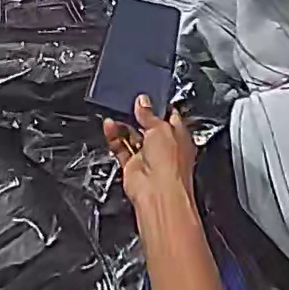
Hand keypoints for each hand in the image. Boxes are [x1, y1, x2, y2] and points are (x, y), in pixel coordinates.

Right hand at [104, 95, 198, 211]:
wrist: (157, 192)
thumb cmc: (171, 165)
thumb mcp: (161, 128)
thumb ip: (149, 114)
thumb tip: (143, 101)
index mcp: (179, 137)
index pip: (169, 117)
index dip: (157, 106)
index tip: (146, 96)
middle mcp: (164, 148)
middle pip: (148, 125)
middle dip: (137, 115)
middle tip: (128, 104)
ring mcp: (147, 157)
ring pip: (132, 135)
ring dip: (122, 124)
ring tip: (115, 112)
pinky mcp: (132, 166)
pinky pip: (120, 147)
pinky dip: (113, 136)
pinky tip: (109, 125)